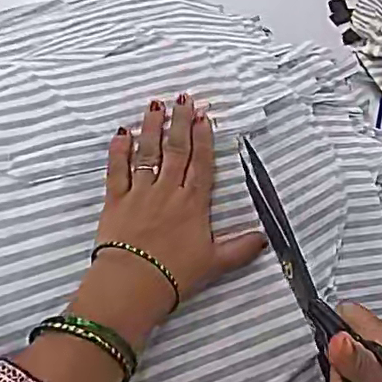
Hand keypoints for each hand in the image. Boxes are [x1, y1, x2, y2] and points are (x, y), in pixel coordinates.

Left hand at [87, 95, 266, 338]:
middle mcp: (168, 191)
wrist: (134, 283)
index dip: (203, 138)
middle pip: (176, 150)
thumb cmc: (175, 275)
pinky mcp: (116, 201)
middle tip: (183, 99)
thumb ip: (240, 248)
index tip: (203, 116)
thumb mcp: (215, 263)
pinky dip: (118, 151)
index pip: (200, 163)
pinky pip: (117, 170)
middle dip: (180, 122)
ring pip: (147, 153)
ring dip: (152, 128)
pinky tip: (121, 133)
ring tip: (155, 106)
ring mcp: (141, 193)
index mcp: (193, 203)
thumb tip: (265, 239)